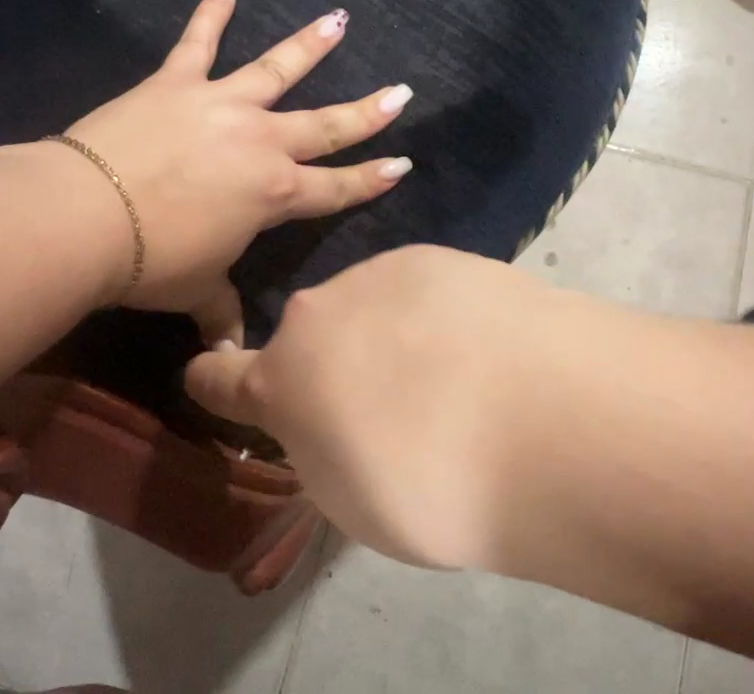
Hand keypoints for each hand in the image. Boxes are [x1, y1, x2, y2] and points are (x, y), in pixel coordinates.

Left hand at [65, 0, 413, 342]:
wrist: (87, 216)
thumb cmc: (152, 261)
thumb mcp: (195, 289)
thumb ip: (220, 314)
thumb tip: (228, 355)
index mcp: (274, 194)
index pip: (336, 188)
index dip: (372, 179)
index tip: (404, 163)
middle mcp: (261, 142)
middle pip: (325, 126)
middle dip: (367, 111)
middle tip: (401, 92)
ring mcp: (222, 105)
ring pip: (277, 69)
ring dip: (311, 44)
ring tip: (339, 20)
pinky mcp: (177, 82)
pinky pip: (198, 42)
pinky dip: (211, 14)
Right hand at [183, 245, 563, 569]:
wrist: (540, 419)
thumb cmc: (431, 486)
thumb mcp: (351, 497)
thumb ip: (323, 448)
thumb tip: (335, 422)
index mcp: (283, 380)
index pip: (220, 377)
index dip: (214, 383)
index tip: (213, 381)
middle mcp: (319, 313)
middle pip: (312, 337)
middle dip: (336, 364)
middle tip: (395, 406)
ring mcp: (379, 275)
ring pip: (371, 306)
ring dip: (392, 334)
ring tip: (456, 376)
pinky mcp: (438, 255)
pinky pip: (422, 288)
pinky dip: (440, 313)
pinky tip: (484, 345)